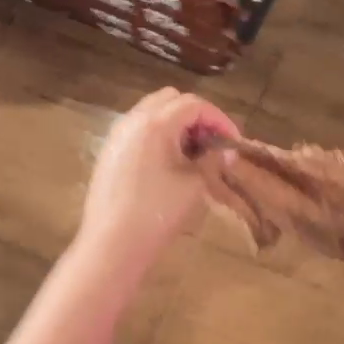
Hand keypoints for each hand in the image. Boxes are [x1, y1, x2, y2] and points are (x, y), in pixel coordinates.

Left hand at [77, 88, 239, 267]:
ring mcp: (117, 135)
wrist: (112, 244)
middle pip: (171, 99)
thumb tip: (226, 151)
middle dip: (197, 116)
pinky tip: (169, 162)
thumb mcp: (195, 183)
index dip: (220, 119)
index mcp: (156, 123)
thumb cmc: (158, 212)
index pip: (195, 105)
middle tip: (213, 141)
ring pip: (153, 112)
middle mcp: (133, 120)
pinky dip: (159, 134)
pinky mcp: (110, 152)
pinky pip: (139, 129)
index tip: (233, 142)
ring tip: (193, 152)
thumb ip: (212, 159)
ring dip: (177, 123)